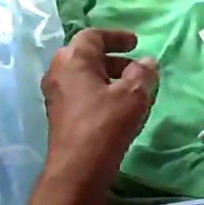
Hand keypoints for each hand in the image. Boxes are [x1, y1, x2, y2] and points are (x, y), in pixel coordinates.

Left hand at [39, 29, 157, 204]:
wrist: (78, 168)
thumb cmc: (105, 125)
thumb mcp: (133, 96)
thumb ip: (143, 74)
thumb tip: (147, 63)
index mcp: (73, 59)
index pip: (93, 36)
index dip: (116, 36)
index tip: (136, 43)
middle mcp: (58, 72)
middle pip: (87, 56)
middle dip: (113, 59)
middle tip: (136, 68)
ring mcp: (56, 95)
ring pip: (84, 76)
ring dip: (107, 77)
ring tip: (131, 90)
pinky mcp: (59, 115)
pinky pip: (81, 93)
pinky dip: (100, 92)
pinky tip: (117, 108)